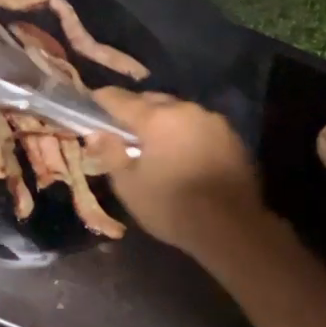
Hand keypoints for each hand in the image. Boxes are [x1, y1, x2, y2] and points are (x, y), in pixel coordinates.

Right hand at [92, 88, 268, 256]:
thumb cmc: (171, 207)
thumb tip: (96, 134)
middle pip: (153, 100)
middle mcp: (186, 110)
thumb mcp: (129, 186)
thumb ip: (110, 154)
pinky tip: (183, 152)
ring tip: (155, 141)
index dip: (103, 99)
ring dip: (164, 120)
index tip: (93, 100)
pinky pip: (200, 126)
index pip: (121, 100)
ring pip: (179, 112)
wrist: (231, 227)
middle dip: (136, 109)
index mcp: (157, 119)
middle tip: (124, 127)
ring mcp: (213, 121)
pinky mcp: (232, 137)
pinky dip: (186, 133)